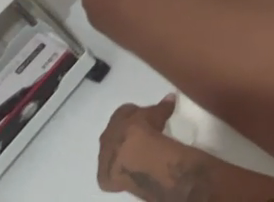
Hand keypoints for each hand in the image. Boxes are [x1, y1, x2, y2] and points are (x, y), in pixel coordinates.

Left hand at [97, 96, 214, 198]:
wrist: (135, 158)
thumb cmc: (147, 131)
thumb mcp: (158, 114)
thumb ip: (162, 106)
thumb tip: (171, 97)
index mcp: (117, 118)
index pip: (125, 112)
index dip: (137, 114)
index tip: (148, 118)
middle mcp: (106, 136)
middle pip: (115, 132)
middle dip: (127, 133)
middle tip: (143, 135)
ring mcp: (103, 157)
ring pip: (112, 151)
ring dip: (122, 151)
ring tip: (139, 153)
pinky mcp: (104, 176)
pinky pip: (111, 170)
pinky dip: (120, 168)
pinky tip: (132, 168)